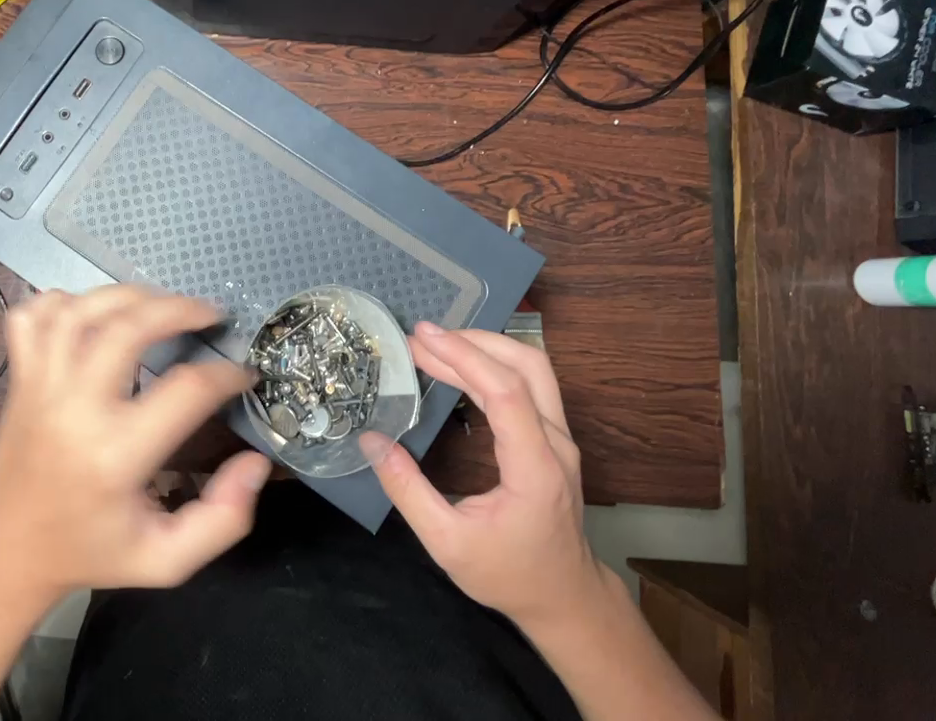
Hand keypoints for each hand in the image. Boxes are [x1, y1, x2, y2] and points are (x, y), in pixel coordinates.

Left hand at [0, 285, 271, 604]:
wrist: (7, 551)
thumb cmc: (91, 552)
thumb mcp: (166, 560)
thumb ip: (222, 519)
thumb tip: (257, 462)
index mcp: (116, 455)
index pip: (185, 390)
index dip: (226, 375)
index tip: (243, 375)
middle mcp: (75, 410)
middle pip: (126, 329)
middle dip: (177, 309)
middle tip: (209, 313)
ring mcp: (40, 387)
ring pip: (78, 311)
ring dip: (125, 296)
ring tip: (160, 304)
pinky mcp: (19, 378)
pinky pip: (33, 317)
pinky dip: (63, 302)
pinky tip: (94, 314)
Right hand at [360, 323, 608, 625]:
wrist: (564, 598)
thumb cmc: (507, 574)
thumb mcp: (446, 543)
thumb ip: (407, 490)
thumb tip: (371, 440)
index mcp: (535, 468)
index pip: (506, 392)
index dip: (463, 358)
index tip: (421, 339)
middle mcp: (556, 443)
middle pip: (526, 366)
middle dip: (471, 342)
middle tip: (420, 337)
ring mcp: (561, 438)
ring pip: (533, 368)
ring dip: (485, 347)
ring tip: (437, 343)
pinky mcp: (555, 438)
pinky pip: (529, 384)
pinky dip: (492, 364)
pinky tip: (459, 366)